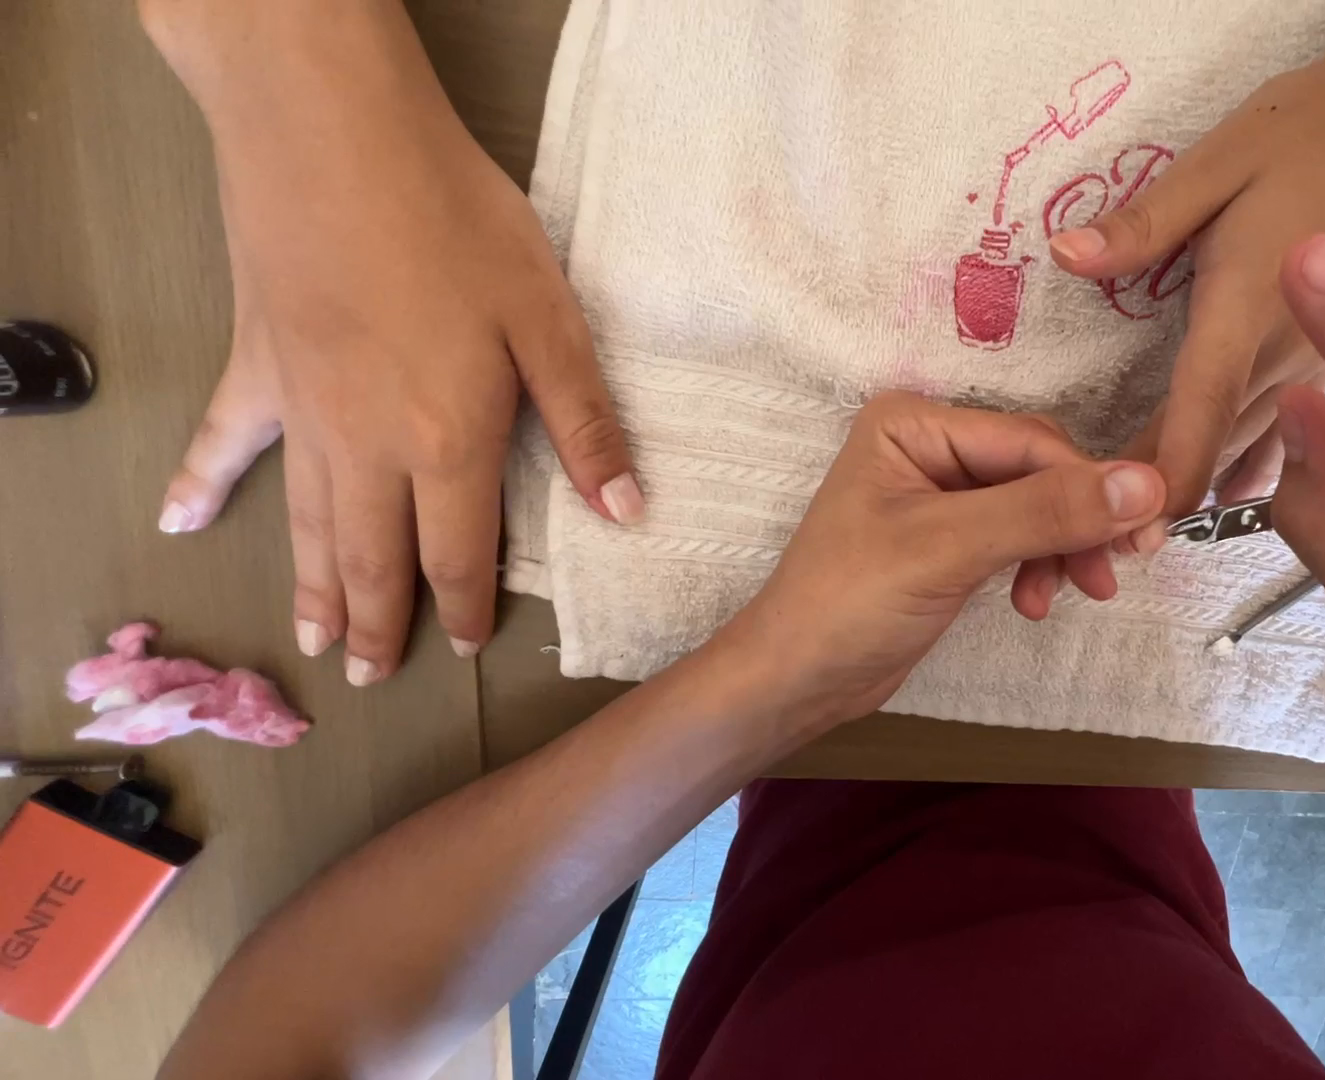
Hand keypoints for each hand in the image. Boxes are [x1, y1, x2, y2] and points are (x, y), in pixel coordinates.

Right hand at [146, 4, 638, 685]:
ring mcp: (301, 408)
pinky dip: (206, 484)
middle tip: (371, 676)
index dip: (461, 605)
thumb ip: (588, 428)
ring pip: (309, 521)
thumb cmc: (464, 232)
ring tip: (314, 640)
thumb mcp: (553, 330)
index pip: (456, 552)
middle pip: (374, 555)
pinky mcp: (257, 362)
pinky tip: (182, 524)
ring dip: (314, 586)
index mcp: (448, 443)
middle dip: (381, 620)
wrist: (337, 135)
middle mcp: (368, 445)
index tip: (459, 647)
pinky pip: (228, 439)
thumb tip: (627, 511)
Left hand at [720, 393, 1164, 721]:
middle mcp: (930, 445)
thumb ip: (1045, 512)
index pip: (1029, 442)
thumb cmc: (853, 603)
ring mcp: (941, 493)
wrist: (799, 681)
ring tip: (1070, 596)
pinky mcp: (950, 538)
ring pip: (1035, 506)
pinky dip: (1036, 565)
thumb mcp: (949, 549)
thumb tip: (1148, 483)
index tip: (1146, 533)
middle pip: (1037, 471)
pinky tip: (1032, 602)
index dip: (1091, 485)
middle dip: (1076, 522)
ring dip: (1060, 548)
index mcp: (916, 422)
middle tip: (1116, 570)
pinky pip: (1016, 536)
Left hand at [1048, 16, 1324, 552]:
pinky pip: (1281, 433)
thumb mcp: (1215, 162)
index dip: (1165, 477)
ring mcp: (1311, 365)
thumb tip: (1065, 255)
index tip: (1126, 531)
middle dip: (1157, 499)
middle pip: (1211, 445)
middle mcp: (1282, 355)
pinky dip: (1244, 466)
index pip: (1199, 411)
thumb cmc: (1309, 134)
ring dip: (1195, 488)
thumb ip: (1143, 223)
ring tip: (1144, 535)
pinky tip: (1228, 498)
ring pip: (1243, 447)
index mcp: (1245, 310)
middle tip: (1104, 549)